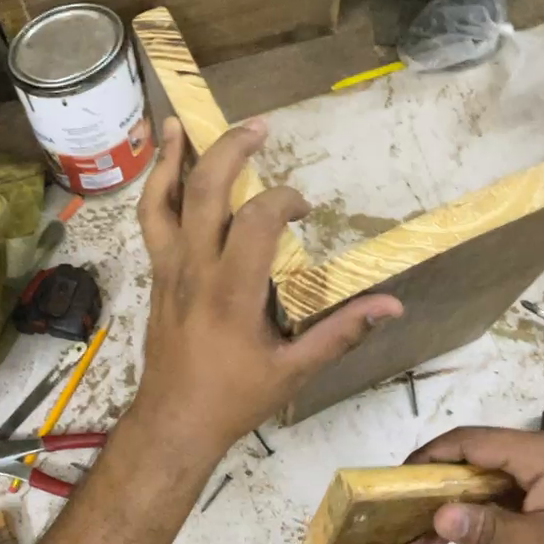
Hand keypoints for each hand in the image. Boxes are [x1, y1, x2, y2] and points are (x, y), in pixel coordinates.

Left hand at [129, 117, 400, 455]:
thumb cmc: (234, 398)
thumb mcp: (294, 371)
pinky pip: (149, 224)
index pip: (256, 220)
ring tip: (178, 123)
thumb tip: (394, 304)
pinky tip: (163, 173)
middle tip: (258, 127)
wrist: (174, 420)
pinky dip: (155, 191)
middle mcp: (194, 271)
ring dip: (170, 160)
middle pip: (203, 193)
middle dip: (230, 151)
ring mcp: (167, 271)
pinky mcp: (155, 278)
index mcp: (232, 292)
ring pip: (160, 203)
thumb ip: (341, 333)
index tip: (303, 209)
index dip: (284, 200)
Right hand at [399, 426, 543, 543]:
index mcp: (542, 454)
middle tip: (399, 512)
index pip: (470, 441)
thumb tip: (436, 516)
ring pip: (480, 478)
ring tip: (415, 535)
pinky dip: (471, 514)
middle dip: (433, 484)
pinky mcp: (543, 494)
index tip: (396, 482)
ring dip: (449, 503)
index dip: (429, 457)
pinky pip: (496, 495)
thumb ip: (489, 529)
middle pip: (471, 457)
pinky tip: (446, 537)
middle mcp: (539, 454)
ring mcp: (541, 474)